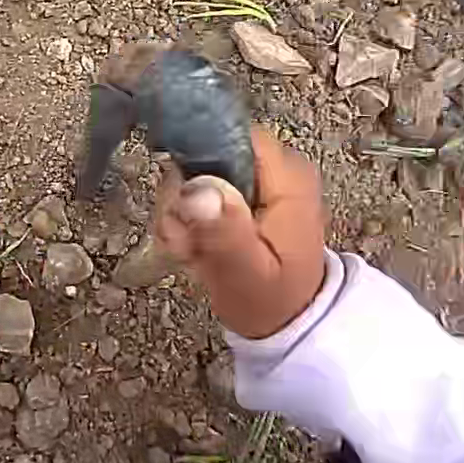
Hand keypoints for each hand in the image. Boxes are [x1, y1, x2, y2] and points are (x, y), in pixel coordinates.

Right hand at [154, 127, 325, 339]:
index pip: (227, 134)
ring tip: (189, 251)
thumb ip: (225, 231)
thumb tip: (195, 189)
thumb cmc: (272, 302)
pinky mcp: (237, 198)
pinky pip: (193, 194)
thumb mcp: (247, 272)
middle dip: (181, 198)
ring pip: (190, 177)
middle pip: (202, 156)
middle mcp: (270, 169)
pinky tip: (191, 250)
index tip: (183, 205)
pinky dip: (184, 223)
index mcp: (286, 176)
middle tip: (185, 241)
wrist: (286, 328)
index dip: (195, 162)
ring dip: (178, 216)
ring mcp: (252, 183)